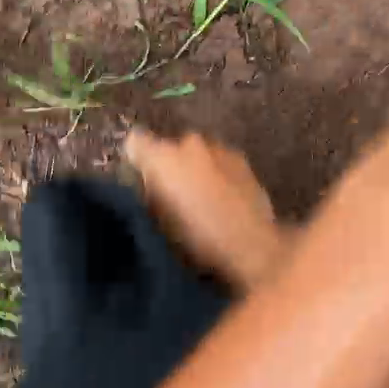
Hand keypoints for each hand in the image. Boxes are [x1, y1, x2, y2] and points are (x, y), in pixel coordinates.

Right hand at [126, 130, 285, 287]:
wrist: (253, 245)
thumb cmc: (198, 241)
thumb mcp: (161, 224)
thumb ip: (149, 193)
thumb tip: (147, 182)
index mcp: (162, 158)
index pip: (135, 141)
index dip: (136, 159)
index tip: (140, 179)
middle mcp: (188, 142)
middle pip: (169, 147)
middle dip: (170, 165)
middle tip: (174, 195)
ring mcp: (217, 147)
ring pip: (196, 152)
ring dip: (195, 167)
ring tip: (202, 196)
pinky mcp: (241, 157)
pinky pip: (218, 159)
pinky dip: (216, 171)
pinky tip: (224, 196)